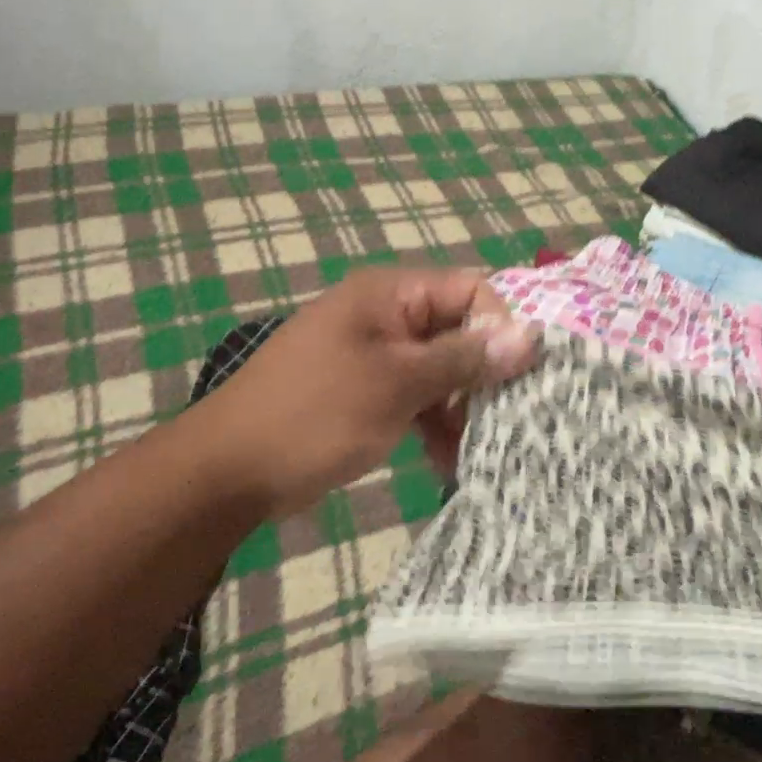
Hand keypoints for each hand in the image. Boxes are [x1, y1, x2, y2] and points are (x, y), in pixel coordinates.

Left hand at [189, 267, 537, 506]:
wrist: (229, 471)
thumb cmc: (315, 415)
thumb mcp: (398, 384)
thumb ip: (465, 358)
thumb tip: (531, 336)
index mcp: (390, 294)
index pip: (471, 290)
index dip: (500, 328)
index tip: (518, 376)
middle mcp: (387, 316)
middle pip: (460, 332)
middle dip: (486, 375)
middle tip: (510, 418)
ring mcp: (377, 357)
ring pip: (443, 371)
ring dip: (464, 408)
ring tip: (481, 449)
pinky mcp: (370, 394)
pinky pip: (419, 398)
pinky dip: (436, 425)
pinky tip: (449, 463)